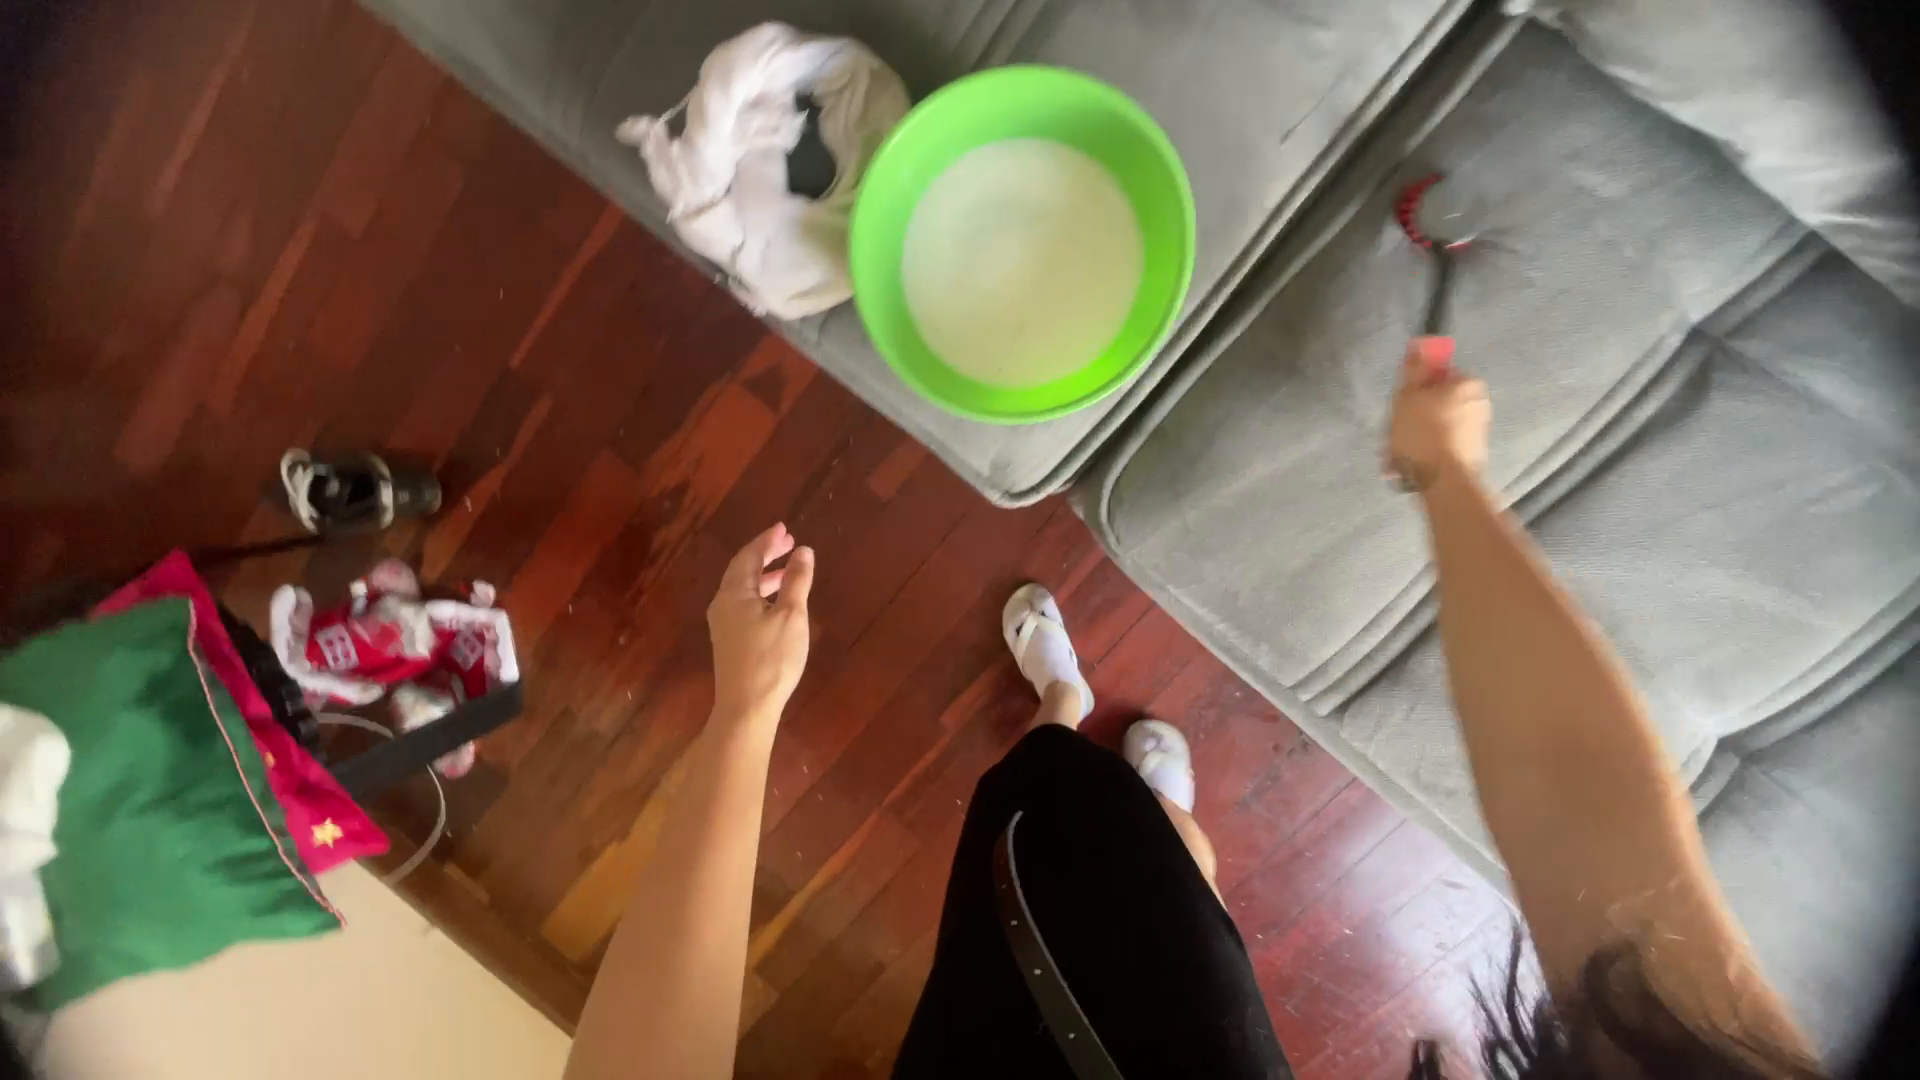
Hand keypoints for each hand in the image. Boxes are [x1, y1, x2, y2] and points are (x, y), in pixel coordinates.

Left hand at [707, 523, 814, 724]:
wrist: (747, 707)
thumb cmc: (771, 659)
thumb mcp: (791, 615)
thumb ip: (797, 580)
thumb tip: (804, 551)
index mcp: (734, 593)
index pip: (749, 556)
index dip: (767, 540)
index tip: (785, 529)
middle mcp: (722, 604)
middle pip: (743, 570)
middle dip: (766, 554)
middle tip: (789, 543)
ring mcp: (723, 624)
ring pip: (743, 589)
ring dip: (765, 575)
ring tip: (789, 569)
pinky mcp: (729, 641)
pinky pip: (744, 604)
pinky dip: (762, 593)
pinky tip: (778, 602)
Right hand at [1386, 336, 1489, 491]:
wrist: (1443, 479)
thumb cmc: (1422, 433)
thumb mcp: (1407, 397)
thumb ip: (1413, 370)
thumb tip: (1419, 344)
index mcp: (1467, 384)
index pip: (1436, 376)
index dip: (1413, 390)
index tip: (1399, 405)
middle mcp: (1478, 402)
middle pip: (1435, 403)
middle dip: (1412, 418)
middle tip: (1394, 433)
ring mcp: (1476, 429)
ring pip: (1435, 426)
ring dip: (1413, 437)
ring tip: (1396, 455)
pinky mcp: (1471, 452)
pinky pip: (1440, 444)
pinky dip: (1424, 451)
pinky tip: (1407, 464)